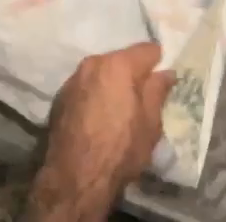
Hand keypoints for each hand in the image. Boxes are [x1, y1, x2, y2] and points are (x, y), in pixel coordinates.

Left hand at [27, 42, 174, 221]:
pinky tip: (98, 117)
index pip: (146, 49)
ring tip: (119, 109)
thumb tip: (166, 72)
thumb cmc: (120, 149)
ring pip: (100, 73)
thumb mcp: (150, 124)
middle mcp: (93, 63)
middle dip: (133, 74)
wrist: (75, 176)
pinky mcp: (60, 96)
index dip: (158, 62)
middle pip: (120, 59)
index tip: (163, 77)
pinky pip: (85, 87)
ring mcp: (73, 78)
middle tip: (143, 98)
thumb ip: (157, 91)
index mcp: (118, 65)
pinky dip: (94, 95)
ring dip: (111, 84)